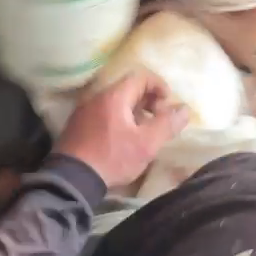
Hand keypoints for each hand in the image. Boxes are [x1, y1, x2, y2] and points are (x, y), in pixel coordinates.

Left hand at [56, 70, 190, 188]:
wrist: (72, 179)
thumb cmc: (112, 158)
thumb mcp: (146, 144)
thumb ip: (167, 124)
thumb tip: (184, 109)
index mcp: (114, 96)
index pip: (141, 76)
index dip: (159, 86)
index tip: (167, 105)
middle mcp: (97, 96)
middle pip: (128, 87)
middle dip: (148, 100)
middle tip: (158, 119)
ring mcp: (84, 110)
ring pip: (115, 101)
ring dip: (134, 111)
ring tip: (142, 132)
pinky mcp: (77, 124)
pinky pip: (103, 112)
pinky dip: (118, 118)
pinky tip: (121, 140)